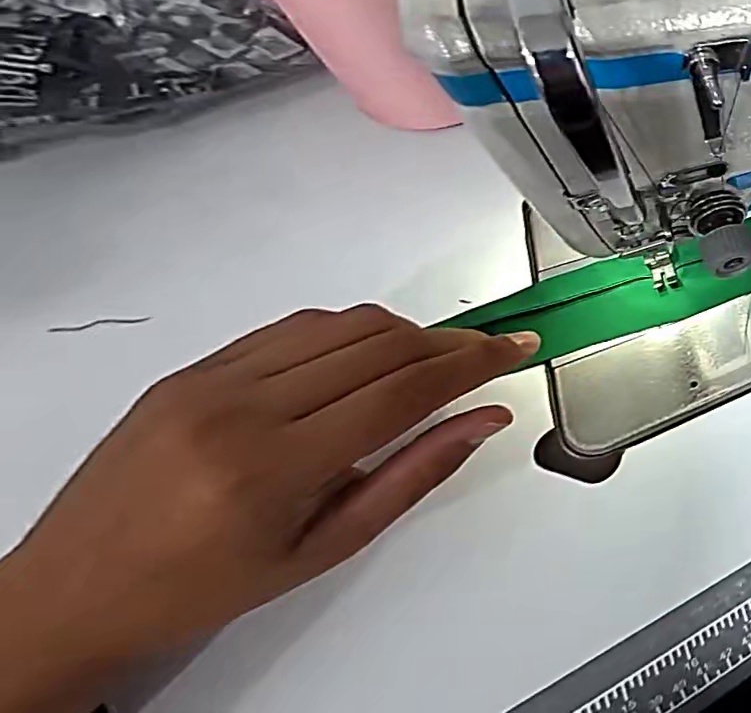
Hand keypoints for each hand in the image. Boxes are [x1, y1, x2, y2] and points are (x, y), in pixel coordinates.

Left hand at [0, 306, 533, 712]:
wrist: (63, 597)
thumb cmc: (199, 585)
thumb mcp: (329, 544)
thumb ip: (419, 472)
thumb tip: (484, 419)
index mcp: (270, 469)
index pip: (406, 390)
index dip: (476, 362)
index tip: (516, 347)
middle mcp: (236, 414)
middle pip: (386, 347)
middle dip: (454, 344)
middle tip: (489, 351)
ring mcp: (207, 385)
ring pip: (350, 325)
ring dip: (410, 334)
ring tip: (432, 358)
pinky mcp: (192, 370)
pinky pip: (301, 324)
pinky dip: (355, 329)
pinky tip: (371, 353)